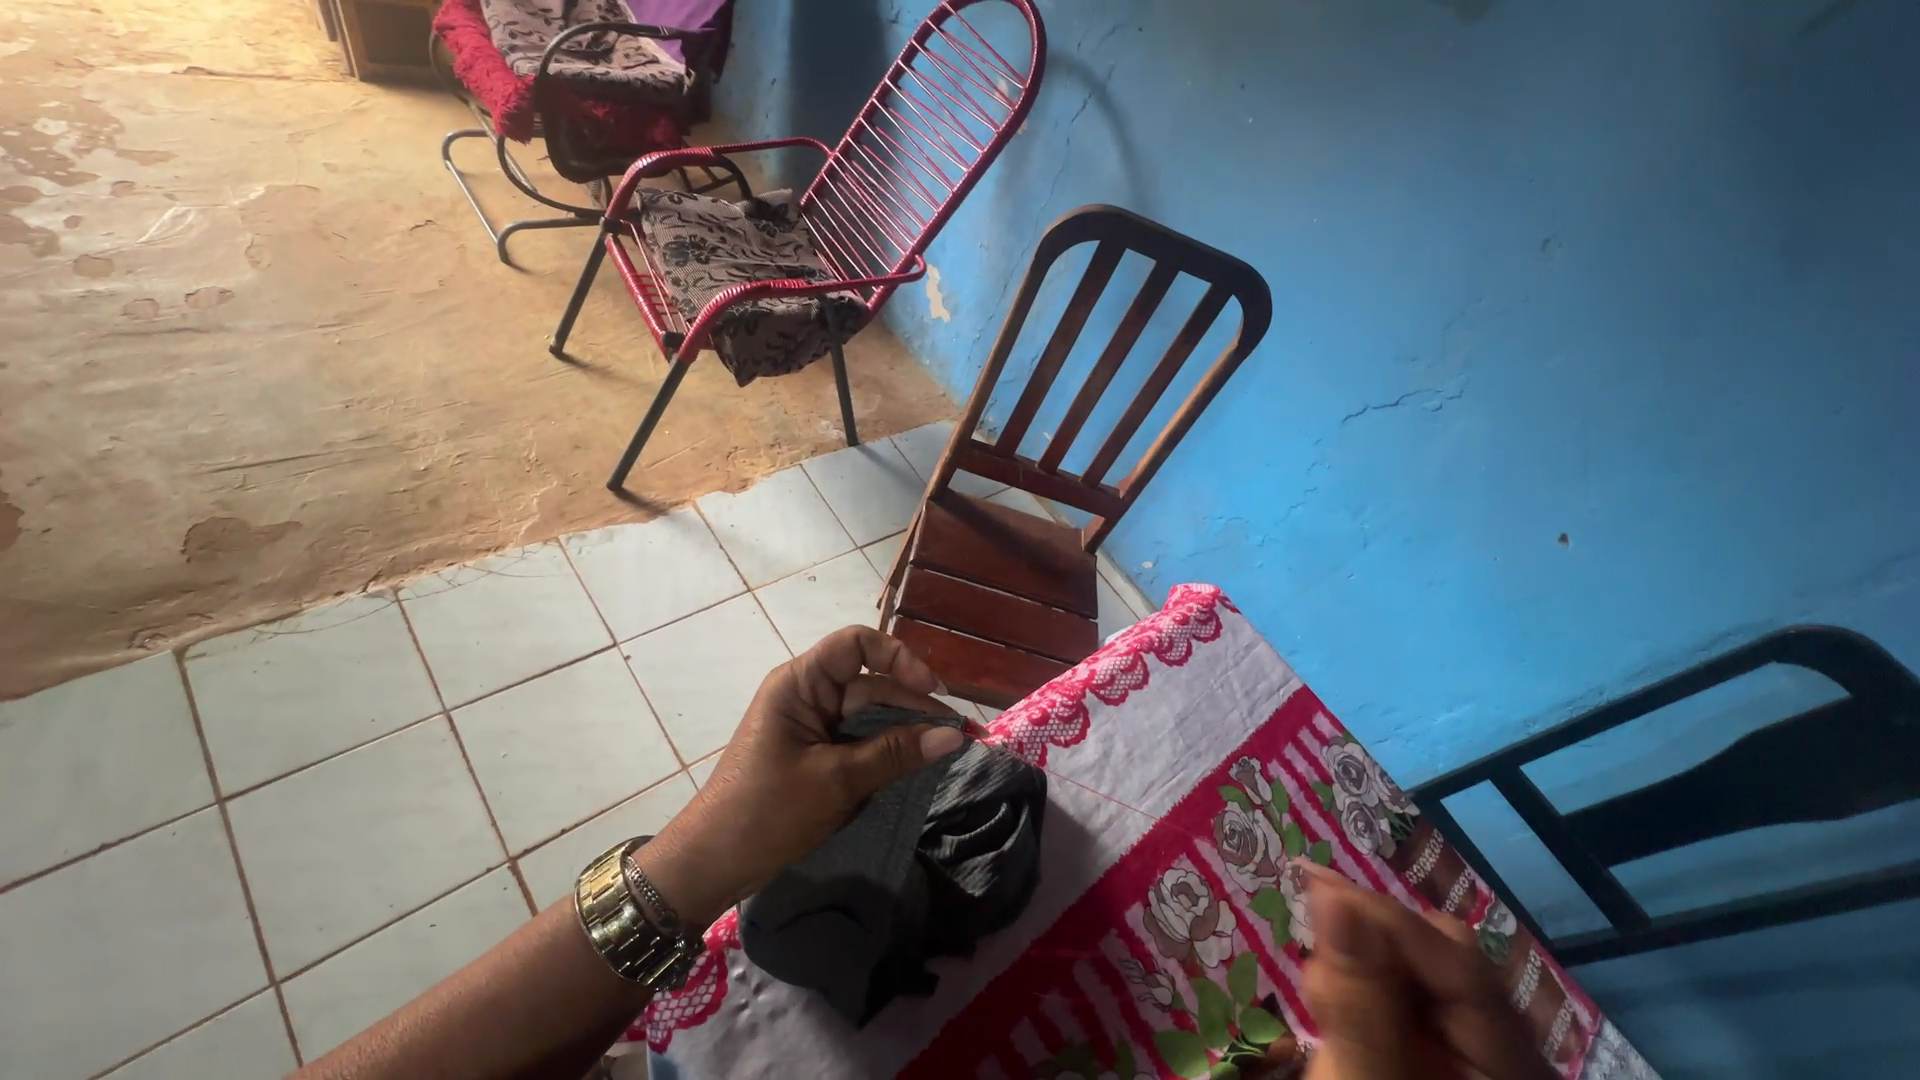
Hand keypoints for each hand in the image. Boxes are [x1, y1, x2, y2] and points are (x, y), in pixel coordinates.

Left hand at [631, 626, 967, 928]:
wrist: (713, 864)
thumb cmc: (766, 812)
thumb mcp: (836, 781)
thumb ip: (895, 754)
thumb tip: (953, 735)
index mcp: (799, 683)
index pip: (855, 645)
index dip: (898, 657)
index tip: (931, 690)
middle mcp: (808, 695)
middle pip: (872, 682)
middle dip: (914, 704)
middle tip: (958, 731)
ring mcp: (814, 726)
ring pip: (871, 714)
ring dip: (907, 730)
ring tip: (950, 747)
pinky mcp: (819, 755)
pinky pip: (862, 741)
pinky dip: (890, 750)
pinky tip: (921, 762)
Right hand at [1298, 862, 1556, 1079]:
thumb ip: (1354, 998)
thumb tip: (1330, 895)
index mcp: (1513, 1066)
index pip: (1455, 961)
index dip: (1384, 916)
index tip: (1311, 881)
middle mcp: (1515, 1058)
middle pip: (1448, 961)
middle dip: (1375, 938)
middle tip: (1310, 939)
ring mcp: (1489, 1063)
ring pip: (1430, 978)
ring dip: (1368, 962)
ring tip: (1321, 983)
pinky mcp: (1457, 1066)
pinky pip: (1418, 1005)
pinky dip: (1373, 991)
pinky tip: (1340, 1004)